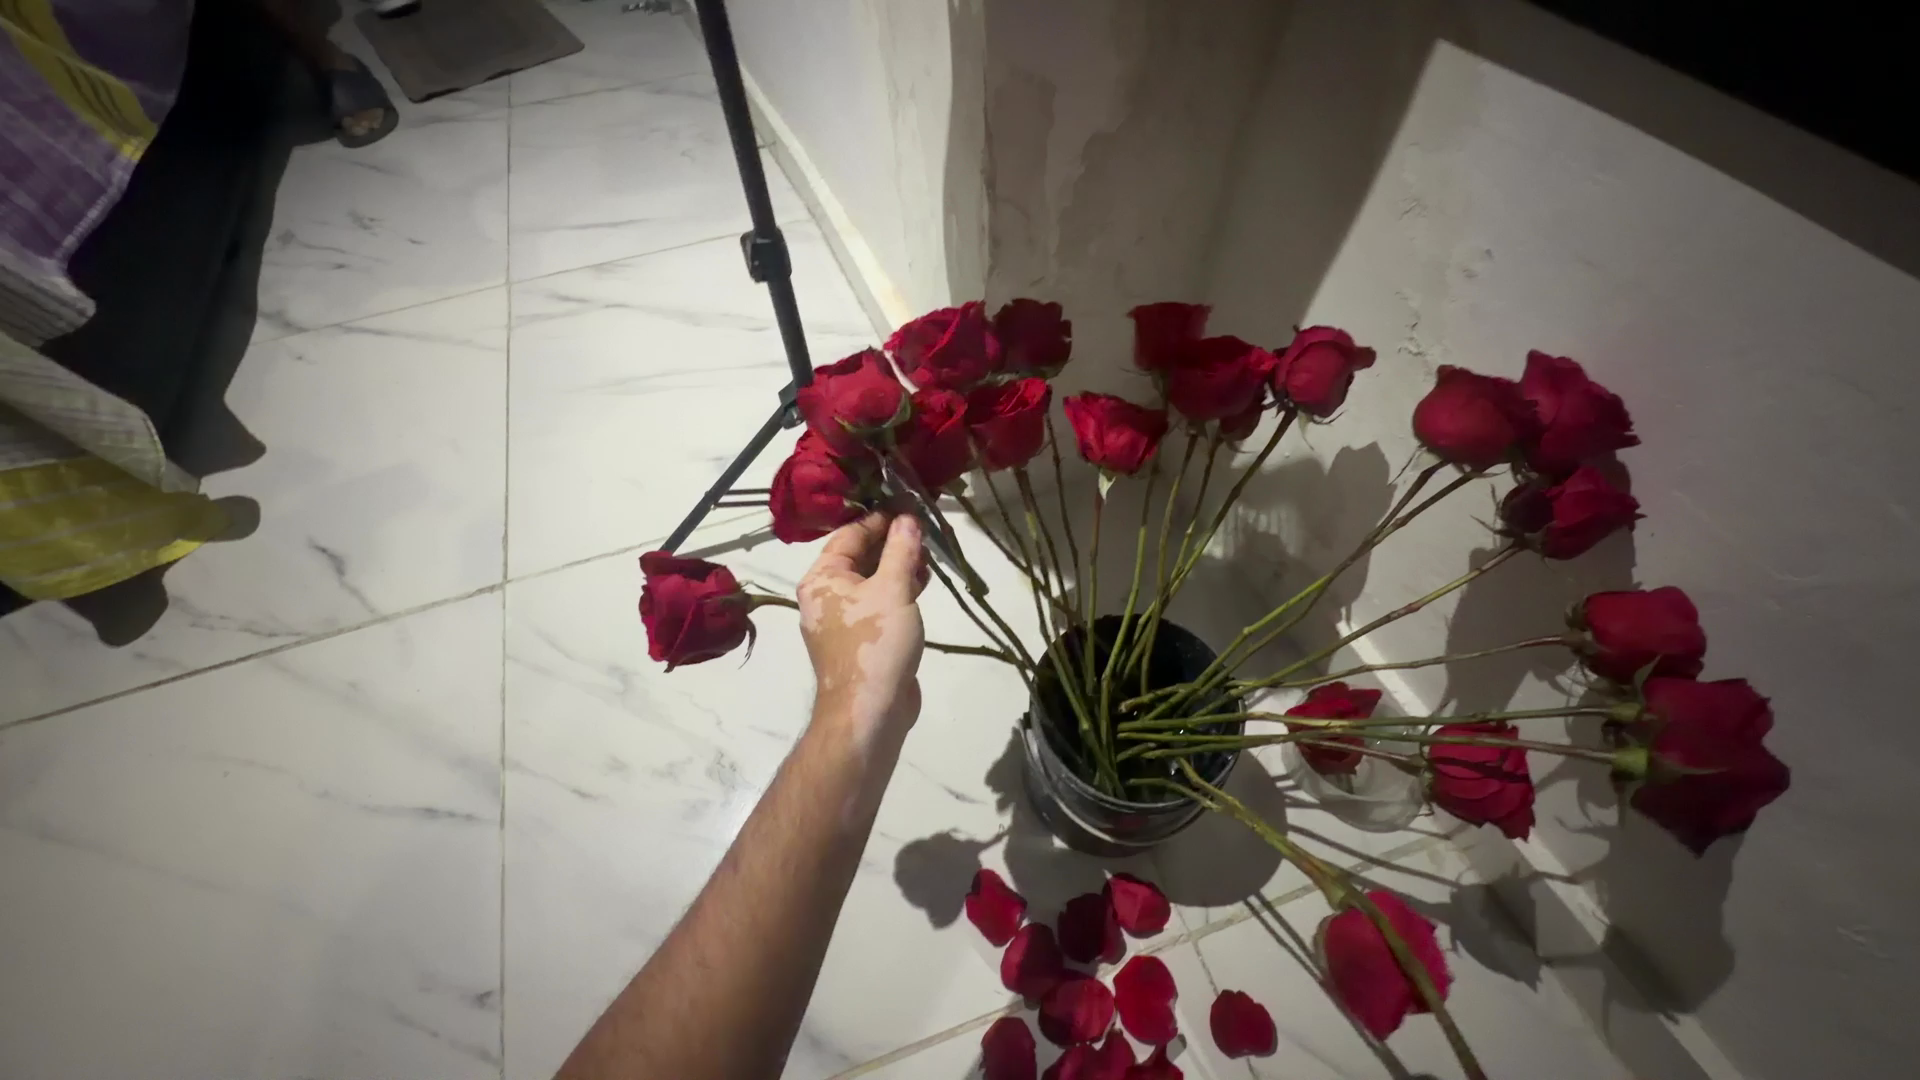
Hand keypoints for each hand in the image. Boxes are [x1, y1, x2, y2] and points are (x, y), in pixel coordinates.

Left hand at [797, 513, 927, 743]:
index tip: (909, 506)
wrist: (870, 711)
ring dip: (899, 566)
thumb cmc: (876, 643)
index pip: (849, 534)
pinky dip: (899, 590)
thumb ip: (901, 550)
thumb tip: (907, 518)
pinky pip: (879, 602)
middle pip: (860, 556)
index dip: (880, 519)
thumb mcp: (893, 588)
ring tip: (929, 556)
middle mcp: (826, 595)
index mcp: (822, 579)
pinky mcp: (862, 638)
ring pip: (872, 580)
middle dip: (893, 542)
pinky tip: (923, 583)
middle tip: (925, 529)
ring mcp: (843, 619)